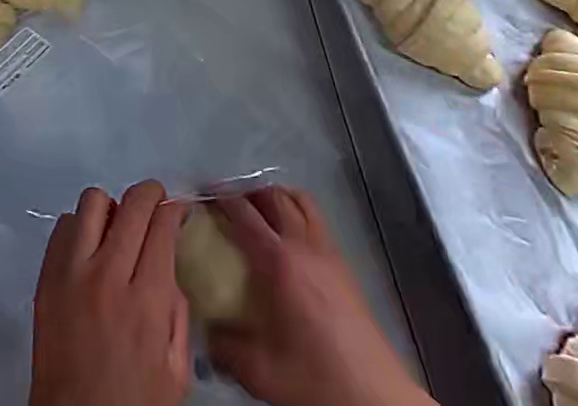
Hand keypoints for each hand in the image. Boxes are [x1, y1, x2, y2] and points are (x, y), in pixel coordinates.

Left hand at [30, 181, 189, 405]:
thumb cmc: (132, 403)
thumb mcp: (176, 368)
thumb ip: (178, 309)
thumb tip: (169, 265)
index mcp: (146, 299)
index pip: (162, 223)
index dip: (175, 208)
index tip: (179, 211)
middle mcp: (107, 275)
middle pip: (132, 202)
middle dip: (151, 195)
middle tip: (155, 208)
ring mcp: (70, 274)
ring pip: (92, 201)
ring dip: (112, 209)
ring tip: (117, 230)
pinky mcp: (44, 280)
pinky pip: (62, 226)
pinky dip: (81, 227)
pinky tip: (90, 250)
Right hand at [208, 187, 434, 405]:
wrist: (373, 395)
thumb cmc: (315, 378)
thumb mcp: (258, 371)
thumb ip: (225, 347)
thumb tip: (206, 332)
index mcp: (280, 262)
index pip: (245, 215)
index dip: (222, 199)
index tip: (204, 194)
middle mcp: (305, 245)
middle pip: (275, 197)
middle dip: (248, 192)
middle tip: (227, 200)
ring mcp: (328, 251)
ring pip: (300, 201)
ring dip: (276, 196)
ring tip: (258, 209)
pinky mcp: (343, 264)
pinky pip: (316, 219)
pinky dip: (296, 211)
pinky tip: (287, 237)